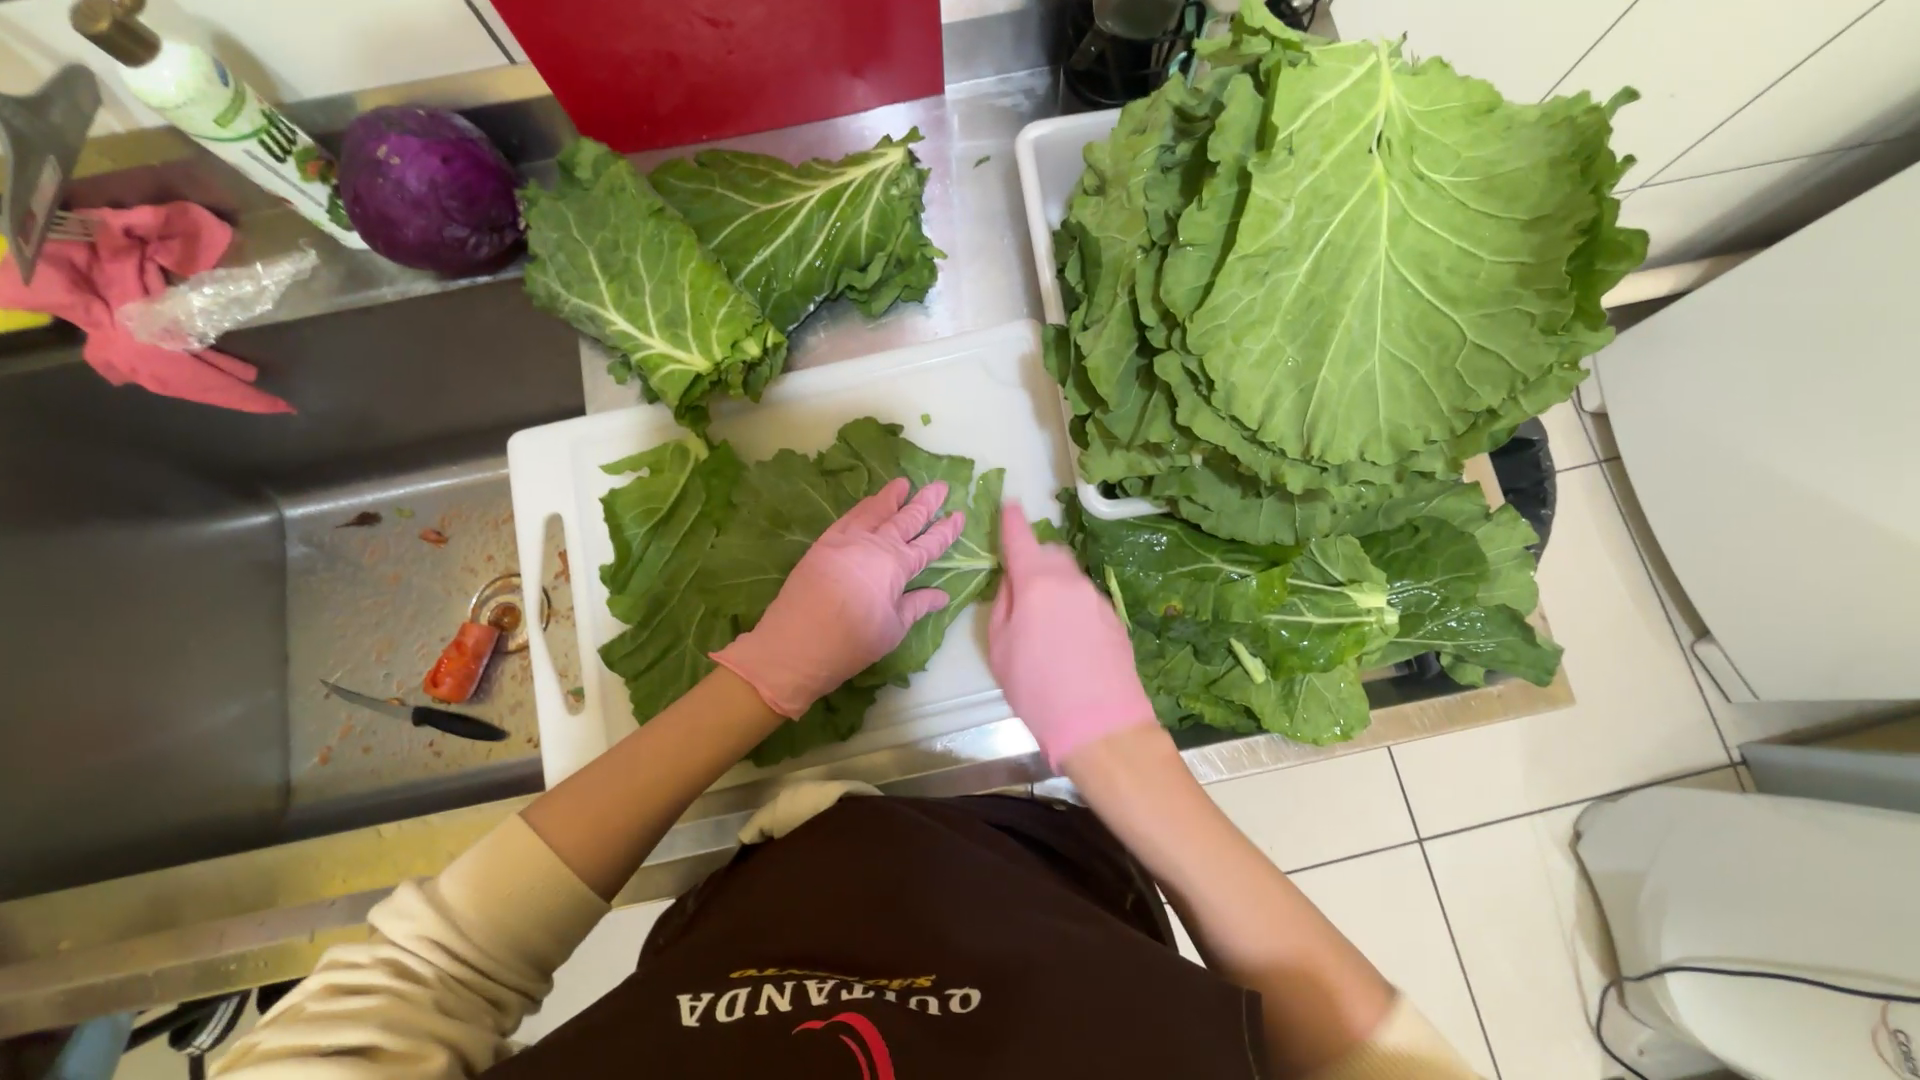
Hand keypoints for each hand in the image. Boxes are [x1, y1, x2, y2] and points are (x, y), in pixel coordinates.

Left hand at [713, 478, 964, 718]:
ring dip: (892, 496)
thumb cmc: (852, 641)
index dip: (946, 530)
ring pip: (876, 510)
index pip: (929, 545)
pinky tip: (870, 501)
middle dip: (925, 502)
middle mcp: (876, 545)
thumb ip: (917, 605)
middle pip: (906, 519)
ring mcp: (848, 540)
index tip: (959, 514)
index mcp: (898, 566)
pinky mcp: (825, 542)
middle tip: (940, 485)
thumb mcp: (893, 628)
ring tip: (904, 483)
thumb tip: (942, 595)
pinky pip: (850, 516)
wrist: (797, 642)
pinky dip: (864, 506)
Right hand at [989, 502, 1157, 768]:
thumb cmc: (1037, 688)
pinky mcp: (1115, 619)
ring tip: (1043, 621)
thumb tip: (1011, 582)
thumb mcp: (999, 648)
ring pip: (1070, 577)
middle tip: (1020, 579)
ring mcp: (1097, 599)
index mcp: (1037, 582)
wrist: (1100, 724)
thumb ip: (1003, 605)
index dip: (1011, 519)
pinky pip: (1085, 600)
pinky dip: (1072, 605)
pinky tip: (1068, 639)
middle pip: (1051, 551)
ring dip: (1054, 583)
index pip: (1021, 537)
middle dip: (1035, 555)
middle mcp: (1070, 581)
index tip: (1008, 503)